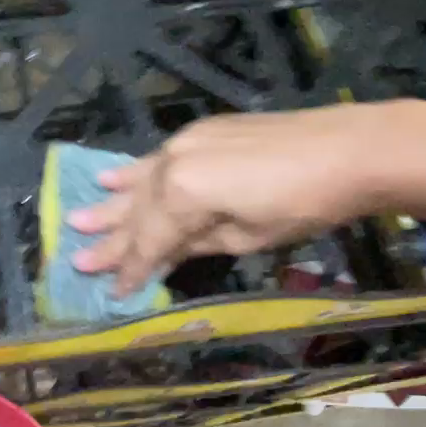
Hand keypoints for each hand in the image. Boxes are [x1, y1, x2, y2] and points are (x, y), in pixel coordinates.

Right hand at [69, 104, 393, 294]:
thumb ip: (197, 243)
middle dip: (110, 239)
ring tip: (76, 220)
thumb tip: (166, 252)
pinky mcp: (199, 133)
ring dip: (110, 203)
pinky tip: (109, 177)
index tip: (113, 293)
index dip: (131, 270)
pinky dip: (131, 170)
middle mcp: (171, 165)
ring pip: (139, 181)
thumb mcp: (248, 237)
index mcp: (183, 194)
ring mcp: (183, 144)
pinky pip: (154, 158)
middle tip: (76, 260)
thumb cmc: (303, 205)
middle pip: (136, 211)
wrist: (348, 148)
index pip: (149, 242)